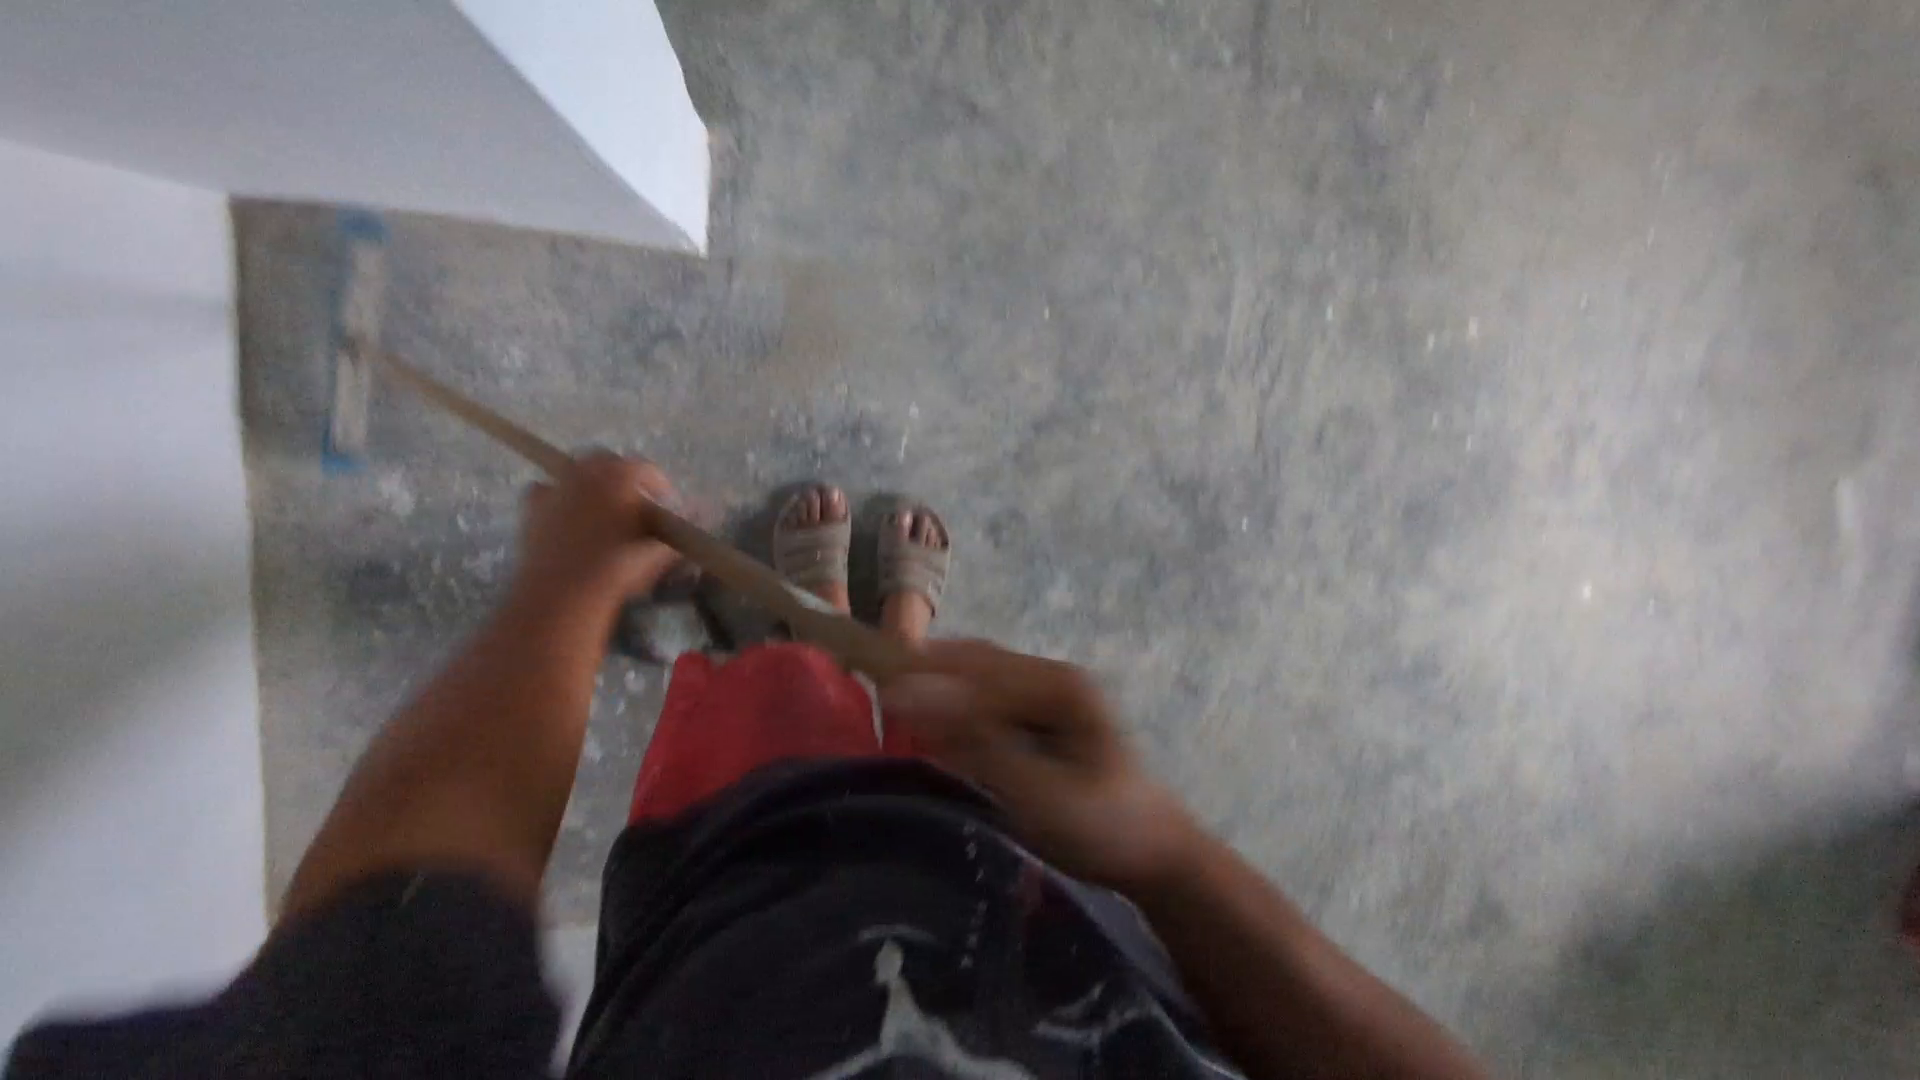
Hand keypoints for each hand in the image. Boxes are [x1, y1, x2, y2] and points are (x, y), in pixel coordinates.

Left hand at [511, 453, 681, 613]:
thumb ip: (678, 531)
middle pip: (608, 461)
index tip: (667, 504)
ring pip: (575, 471)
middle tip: (632, 502)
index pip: (648, 470)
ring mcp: (556, 486)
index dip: (660, 486)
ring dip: (589, 484)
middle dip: (621, 476)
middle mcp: (588, 471)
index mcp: (622, 475)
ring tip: (600, 508)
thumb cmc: (620, 566)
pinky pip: (546, 491)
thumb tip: (701, 517)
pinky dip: (557, 498)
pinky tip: (565, 517)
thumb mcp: (658, 551)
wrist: (565, 591)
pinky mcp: (532, 507)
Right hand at [880, 640, 1203, 892]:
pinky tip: (936, 731)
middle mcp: (1052, 675)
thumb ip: (977, 742)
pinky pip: (986, 697)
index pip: (976, 668)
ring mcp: (1049, 691)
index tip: (880, 696)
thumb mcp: (1036, 792)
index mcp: (1059, 685)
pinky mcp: (1041, 713)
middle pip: (974, 661)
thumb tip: (910, 694)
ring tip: (900, 715)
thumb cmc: (1100, 827)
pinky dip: (957, 710)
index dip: (927, 678)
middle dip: (928, 676)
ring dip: (939, 691)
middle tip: (882, 703)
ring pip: (977, 676)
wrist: (1152, 853)